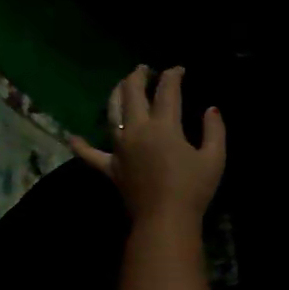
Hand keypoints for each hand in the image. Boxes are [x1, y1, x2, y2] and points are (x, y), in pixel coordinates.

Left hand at [70, 66, 226, 224]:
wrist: (165, 220)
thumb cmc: (193, 189)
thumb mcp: (215, 158)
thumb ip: (214, 130)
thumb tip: (211, 109)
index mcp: (164, 126)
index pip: (167, 91)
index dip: (173, 76)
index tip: (179, 69)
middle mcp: (137, 130)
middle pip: (133, 94)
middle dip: (138, 76)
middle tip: (143, 69)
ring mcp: (119, 148)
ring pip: (112, 114)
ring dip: (116, 95)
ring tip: (121, 86)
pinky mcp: (110, 168)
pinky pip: (90, 155)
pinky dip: (81, 145)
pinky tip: (73, 137)